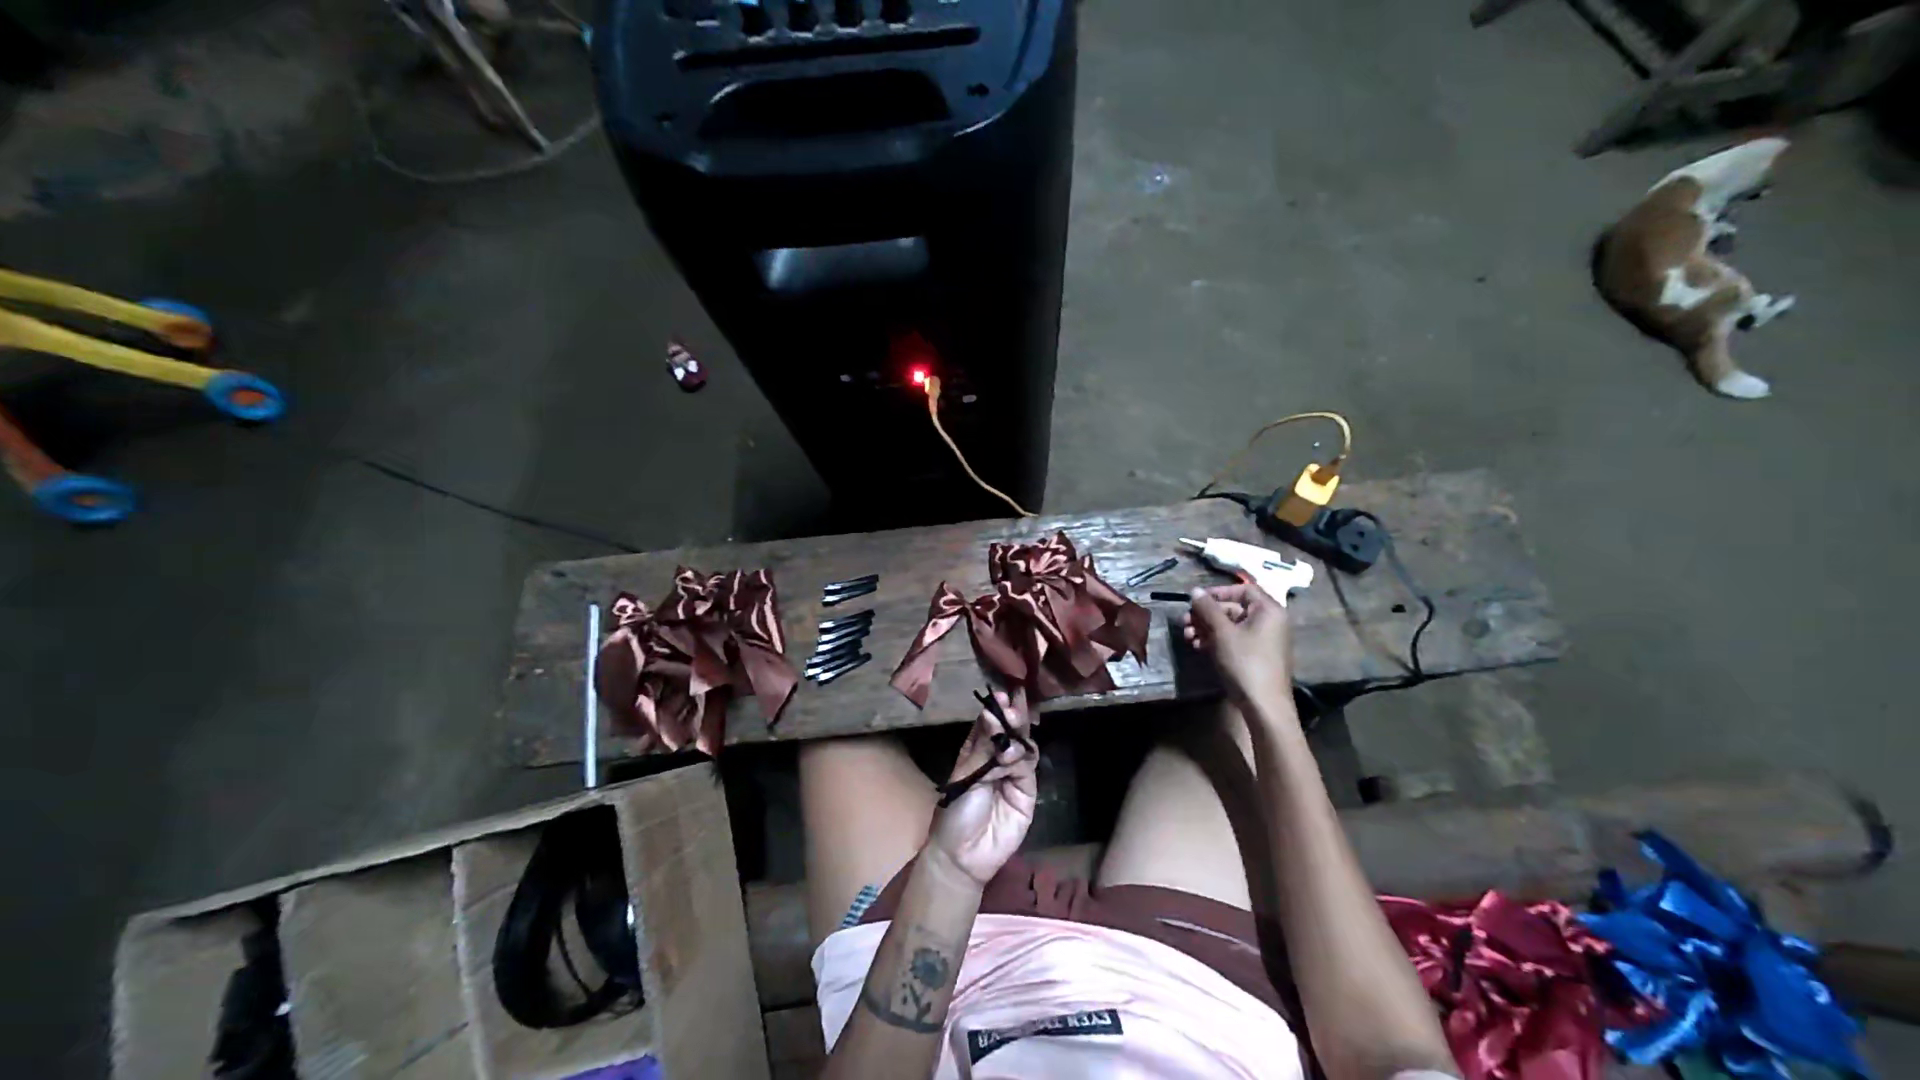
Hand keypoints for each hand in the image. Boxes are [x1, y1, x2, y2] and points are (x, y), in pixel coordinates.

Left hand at [926, 687, 1036, 887]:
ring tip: (1008, 729)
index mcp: (976, 750)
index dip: (995, 709)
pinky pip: (1029, 767)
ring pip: (1022, 745)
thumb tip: (991, 713)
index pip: (989, 723)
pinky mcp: (1027, 791)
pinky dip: (1021, 758)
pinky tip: (1012, 754)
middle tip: (1010, 704)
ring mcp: (1014, 774)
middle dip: (1011, 716)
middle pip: (1010, 731)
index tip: (999, 695)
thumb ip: (982, 747)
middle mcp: (996, 757)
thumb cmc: (955, 812)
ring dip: (1016, 735)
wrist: (963, 855)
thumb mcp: (964, 775)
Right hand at [1181, 583, 1293, 707]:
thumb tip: (1195, 591)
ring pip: (1230, 625)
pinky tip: (1197, 646)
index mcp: (1268, 610)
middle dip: (1206, 614)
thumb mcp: (1222, 632)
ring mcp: (1262, 640)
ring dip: (1206, 628)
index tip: (1196, 600)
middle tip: (1185, 621)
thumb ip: (1208, 609)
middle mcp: (1268, 621)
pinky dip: (1215, 640)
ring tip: (1187, 636)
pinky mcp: (1254, 655)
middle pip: (1233, 608)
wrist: (1263, 705)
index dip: (1218, 592)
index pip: (1243, 589)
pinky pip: (1233, 640)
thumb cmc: (1245, 662)